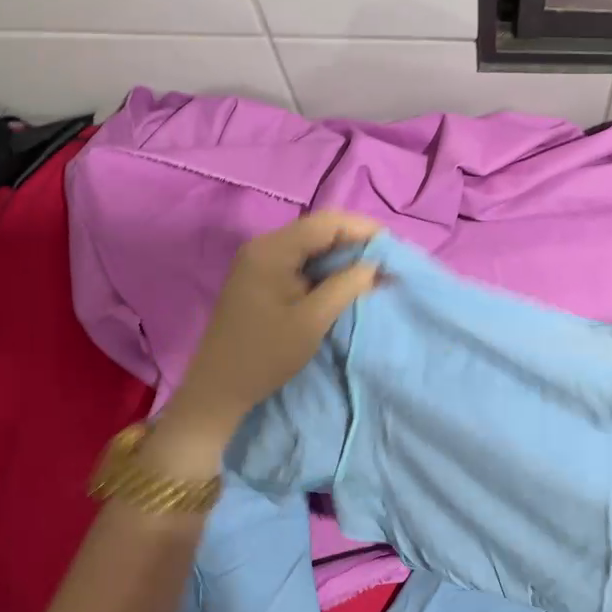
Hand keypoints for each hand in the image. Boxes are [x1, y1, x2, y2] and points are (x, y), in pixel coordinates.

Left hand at [154, 212, 381, 452]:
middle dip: (355, 243)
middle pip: (319, 230)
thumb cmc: (264, 355)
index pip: (327, 222)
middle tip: (387, 263)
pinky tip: (345, 284)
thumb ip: (345, 286)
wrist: (218, 389)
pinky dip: (326, 269)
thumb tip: (374, 265)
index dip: (363, 230)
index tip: (393, 249)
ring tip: (373, 273)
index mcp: (272, 250)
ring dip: (343, 257)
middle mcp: (264, 247)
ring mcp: (260, 262)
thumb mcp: (312, 321)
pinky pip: (301, 262)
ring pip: (312, 246)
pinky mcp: (262, 279)